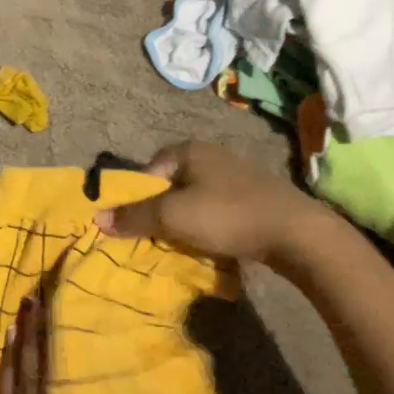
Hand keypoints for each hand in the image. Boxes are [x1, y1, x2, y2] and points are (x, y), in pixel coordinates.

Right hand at [94, 140, 335, 264]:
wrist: (297, 233)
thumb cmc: (227, 215)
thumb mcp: (173, 217)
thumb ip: (134, 216)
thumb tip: (96, 217)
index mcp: (187, 149)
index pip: (148, 171)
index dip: (139, 198)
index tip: (141, 226)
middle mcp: (210, 153)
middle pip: (172, 184)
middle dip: (164, 211)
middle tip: (162, 238)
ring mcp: (236, 173)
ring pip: (196, 197)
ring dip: (189, 220)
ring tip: (189, 245)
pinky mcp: (256, 195)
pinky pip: (220, 208)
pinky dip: (212, 224)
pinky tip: (217, 243)